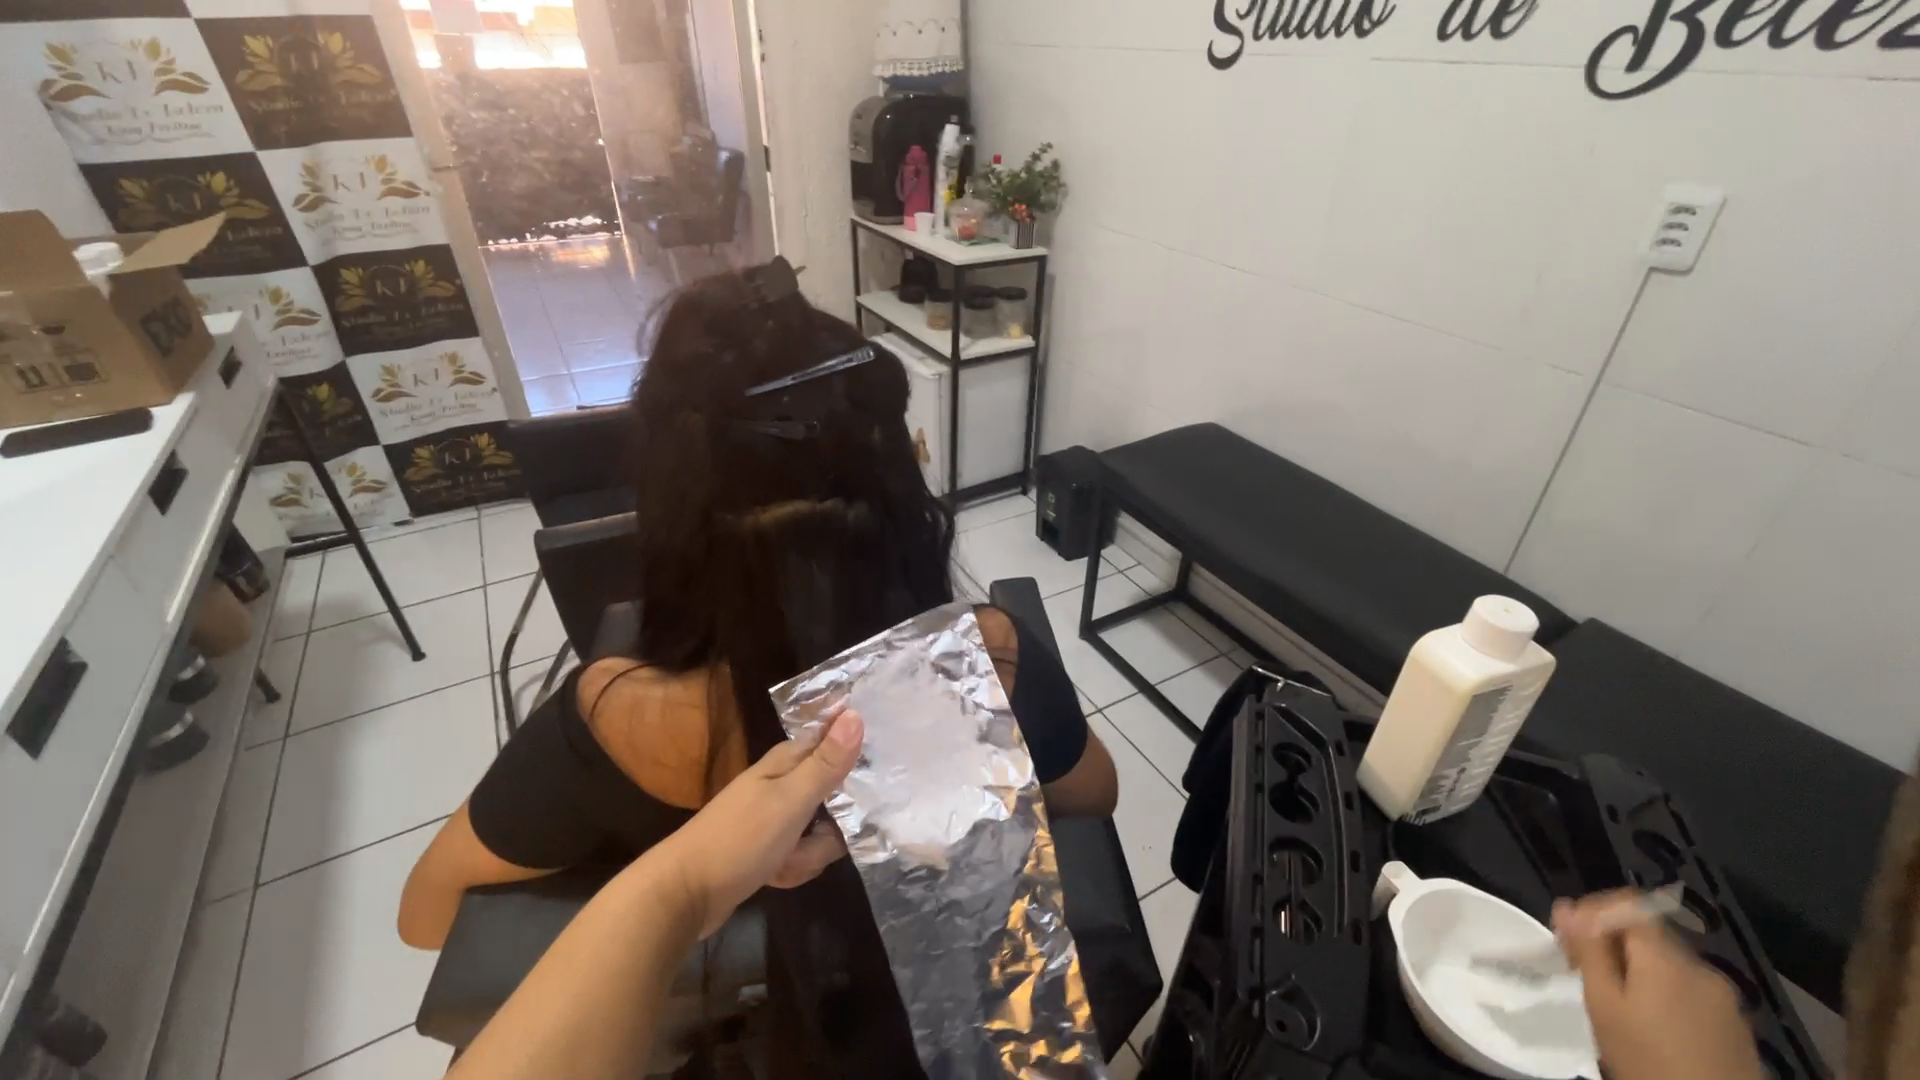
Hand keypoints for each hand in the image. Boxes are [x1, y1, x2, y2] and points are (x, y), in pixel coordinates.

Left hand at [652, 708, 863, 938]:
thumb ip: (827, 762)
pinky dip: (794, 868)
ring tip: (785, 862)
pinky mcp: (771, 848)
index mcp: (787, 762)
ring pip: (822, 832)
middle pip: (836, 797)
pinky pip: (803, 855)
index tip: (876, 781)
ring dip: (810, 854)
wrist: (683, 894)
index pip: (836, 744)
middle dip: (832, 827)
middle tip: (815, 837)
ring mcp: (776, 818)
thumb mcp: (791, 800)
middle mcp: (784, 784)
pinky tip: (777, 876)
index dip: (855, 760)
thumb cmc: (739, 839)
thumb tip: (856, 714)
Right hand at [1554, 892, 1764, 1079]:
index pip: (1629, 904)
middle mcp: (1702, 969)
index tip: (1570, 937)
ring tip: (1616, 1004)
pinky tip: (1653, 1026)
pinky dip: (1664, 994)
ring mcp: (1724, 998)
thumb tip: (1566, 906)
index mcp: (1667, 959)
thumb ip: (1588, 951)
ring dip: (1637, 970)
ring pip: (1668, 964)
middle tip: (1584, 973)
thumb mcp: (1604, 1005)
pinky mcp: (1735, 1025)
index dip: (1594, 909)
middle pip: (1649, 935)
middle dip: (1612, 944)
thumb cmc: (1648, 1060)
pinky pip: (1689, 990)